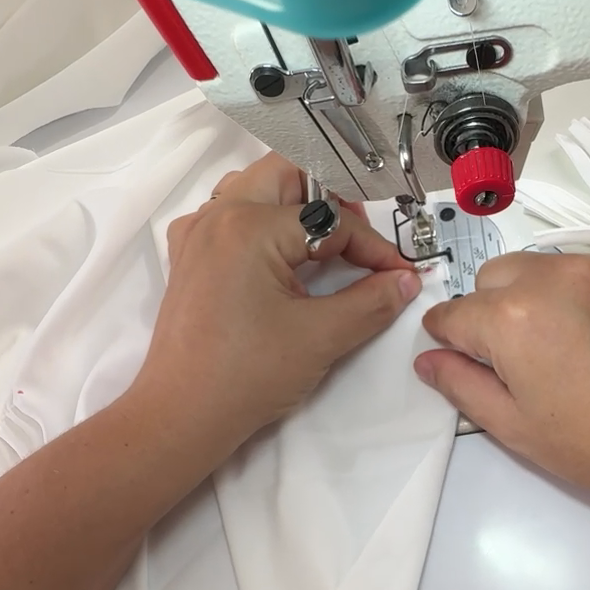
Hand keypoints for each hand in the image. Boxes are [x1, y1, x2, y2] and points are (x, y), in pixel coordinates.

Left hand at [133, 153, 420, 445]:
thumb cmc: (247, 375)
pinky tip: (283, 262)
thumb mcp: (322, 338)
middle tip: (358, 242)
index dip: (373, 247)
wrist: (183, 415)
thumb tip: (405, 281)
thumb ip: (372, 302)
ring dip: (296, 206)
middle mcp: (217, 216)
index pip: (330, 219)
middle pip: (287, 174)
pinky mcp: (190, 258)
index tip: (398, 275)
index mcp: (249, 226)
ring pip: (256, 189)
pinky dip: (266, 224)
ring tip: (325, 248)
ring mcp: (197, 235)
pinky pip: (232, 217)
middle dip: (332, 201)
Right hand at [415, 252, 589, 525]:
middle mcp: (560, 275)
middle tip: (523, 359)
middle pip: (498, 278)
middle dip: (494, 311)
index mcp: (514, 317)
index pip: (455, 314)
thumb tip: (428, 360)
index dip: (451, 339)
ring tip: (575, 348)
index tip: (460, 353)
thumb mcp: (518, 429)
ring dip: (545, 297)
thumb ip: (462, 387)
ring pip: (551, 267)